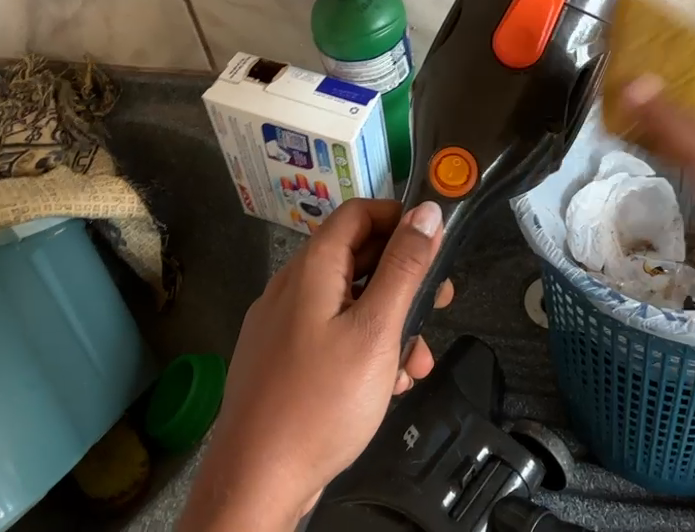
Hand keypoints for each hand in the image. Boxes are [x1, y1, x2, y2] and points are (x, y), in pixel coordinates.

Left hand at [179, 199, 451, 530]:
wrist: (254, 482)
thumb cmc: (322, 401)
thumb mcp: (376, 331)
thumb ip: (404, 268)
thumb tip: (427, 212)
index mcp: (312, 268)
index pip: (358, 213)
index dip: (399, 219)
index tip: (435, 244)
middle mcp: (292, 287)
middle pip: (356, 258)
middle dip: (404, 279)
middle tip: (440, 304)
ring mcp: (283, 325)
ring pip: (348, 303)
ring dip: (390, 322)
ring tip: (417, 363)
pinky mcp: (282, 360)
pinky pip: (332, 335)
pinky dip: (363, 347)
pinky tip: (386, 384)